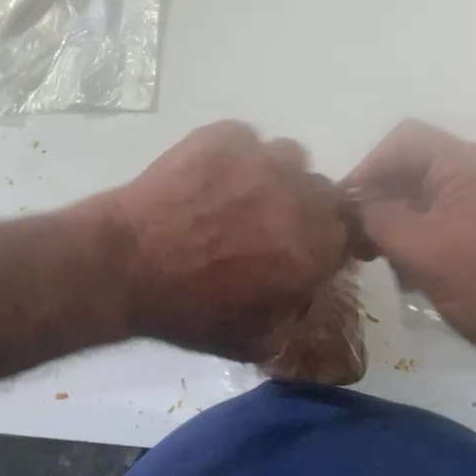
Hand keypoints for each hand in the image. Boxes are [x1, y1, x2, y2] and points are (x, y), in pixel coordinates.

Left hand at [100, 122, 349, 361]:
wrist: (126, 264)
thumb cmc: (190, 310)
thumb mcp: (255, 340)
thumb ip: (294, 315)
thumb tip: (301, 293)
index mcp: (315, 245)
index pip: (349, 231)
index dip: (328, 239)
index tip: (306, 246)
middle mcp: (298, 194)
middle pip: (322, 191)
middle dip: (303, 207)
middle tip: (267, 225)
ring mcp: (260, 158)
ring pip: (287, 158)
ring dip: (273, 176)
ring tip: (236, 196)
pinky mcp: (224, 135)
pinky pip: (244, 139)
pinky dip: (233, 154)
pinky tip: (206, 177)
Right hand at [345, 121, 475, 370]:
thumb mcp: (422, 250)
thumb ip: (377, 219)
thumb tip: (352, 207)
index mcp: (469, 163)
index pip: (404, 139)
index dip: (368, 166)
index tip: (345, 204)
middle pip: (413, 167)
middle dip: (379, 199)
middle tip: (353, 237)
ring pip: (424, 196)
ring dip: (395, 222)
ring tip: (375, 258)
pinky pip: (443, 218)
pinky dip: (418, 236)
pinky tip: (406, 271)